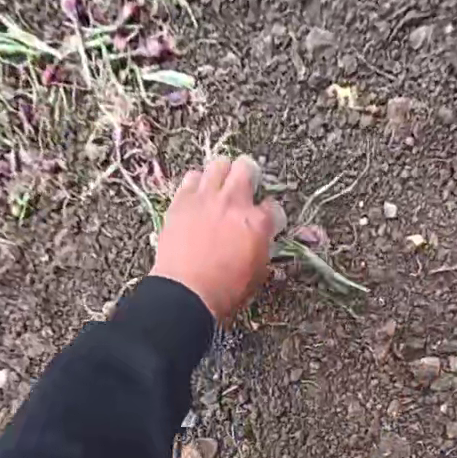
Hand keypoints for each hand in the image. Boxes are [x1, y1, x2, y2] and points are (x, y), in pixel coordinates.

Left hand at [151, 155, 286, 320]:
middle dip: (250, 176)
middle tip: (246, 189)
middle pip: (246, 168)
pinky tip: (199, 196)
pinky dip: (198, 183)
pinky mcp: (182, 201)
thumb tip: (263, 240)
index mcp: (258, 223)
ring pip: (219, 164)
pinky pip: (192, 177)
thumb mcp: (257, 273)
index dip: (272, 215)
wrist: (186, 292)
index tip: (268, 223)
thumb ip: (263, 248)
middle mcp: (234, 202)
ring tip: (221, 188)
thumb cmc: (225, 290)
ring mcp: (206, 198)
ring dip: (223, 174)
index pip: (274, 206)